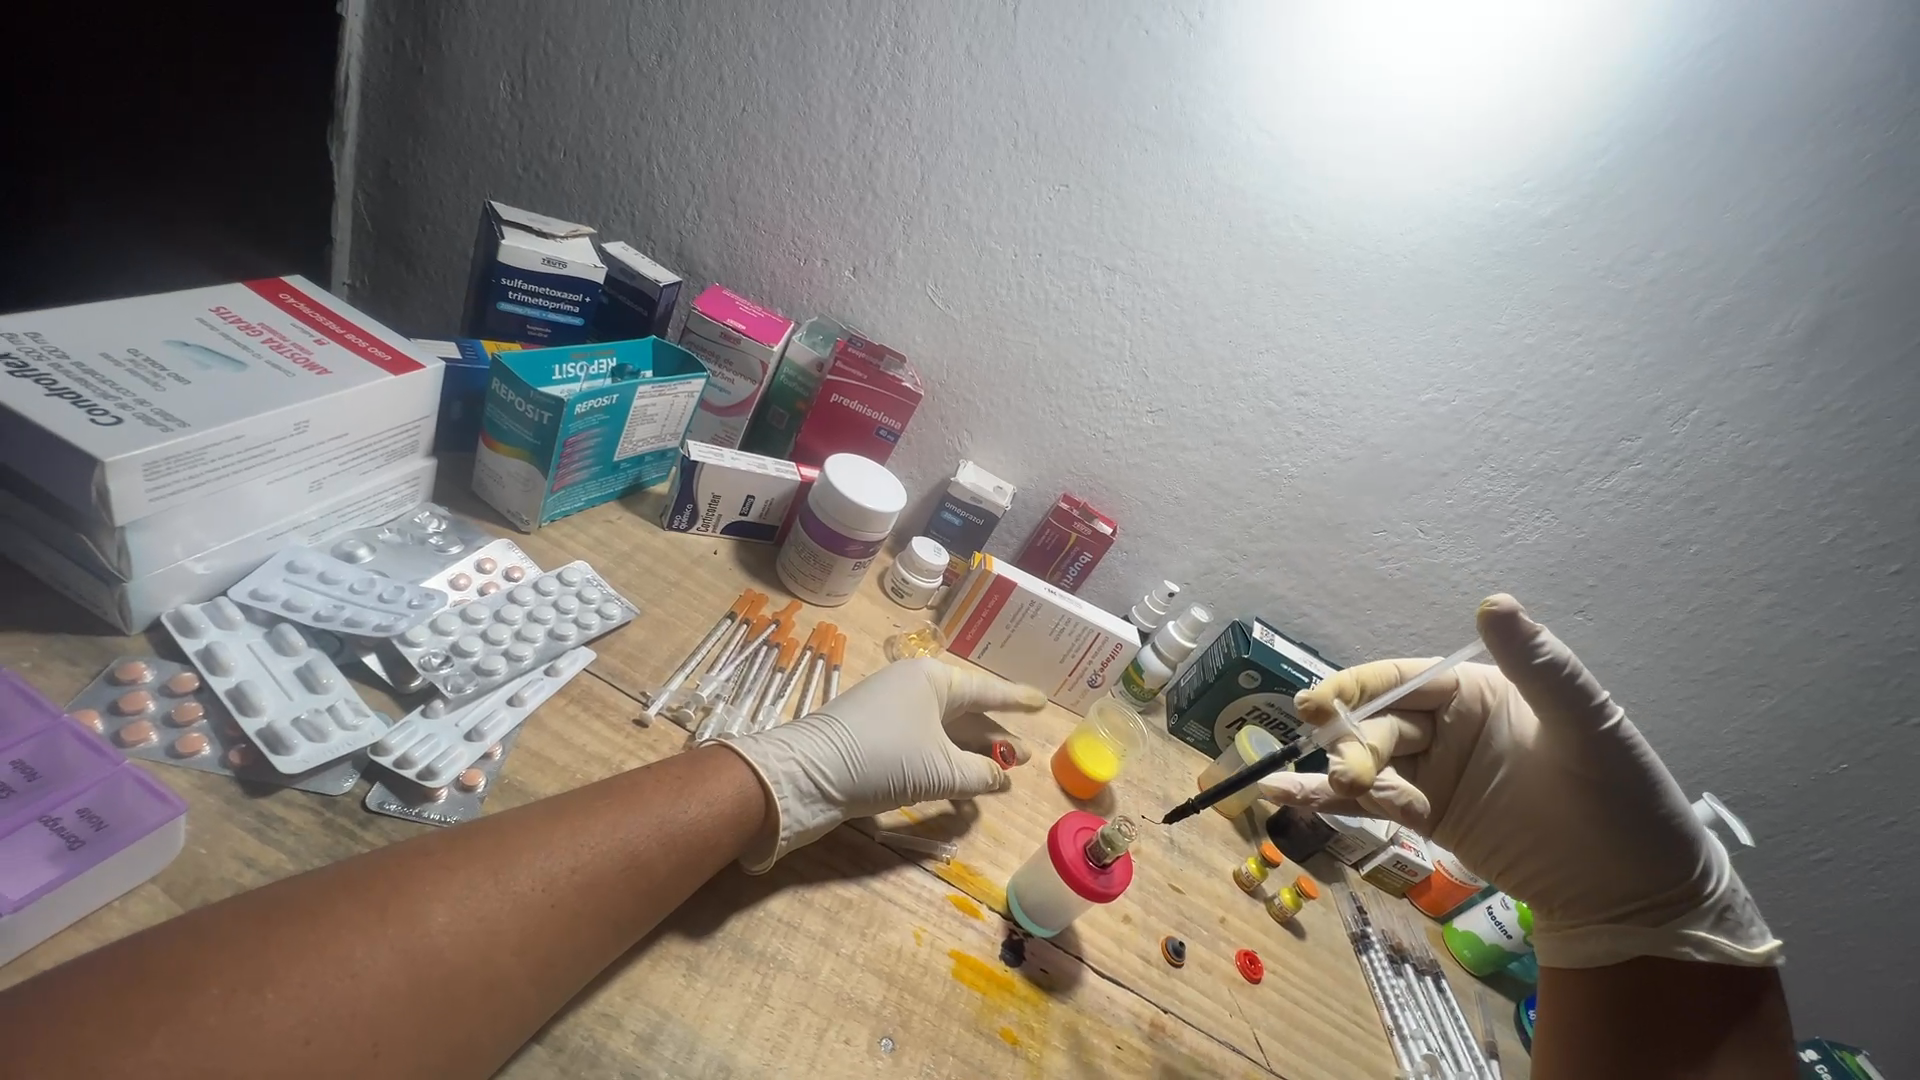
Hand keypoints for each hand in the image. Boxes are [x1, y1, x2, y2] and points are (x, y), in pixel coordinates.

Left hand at [718, 658, 1046, 871]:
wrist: (808, 775)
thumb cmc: (883, 758)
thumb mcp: (940, 769)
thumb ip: (980, 774)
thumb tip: (1003, 777)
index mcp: (932, 680)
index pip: (987, 690)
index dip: (1017, 699)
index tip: (1041, 701)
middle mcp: (914, 688)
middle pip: (967, 711)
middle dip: (995, 735)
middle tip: (1024, 756)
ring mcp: (892, 711)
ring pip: (945, 730)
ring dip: (972, 753)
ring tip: (1001, 773)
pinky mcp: (876, 736)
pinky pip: (924, 744)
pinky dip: (946, 762)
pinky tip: (961, 786)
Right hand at [1258, 594, 1780, 968]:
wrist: (1639, 898)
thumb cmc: (1624, 801)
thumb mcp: (1588, 728)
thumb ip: (1538, 666)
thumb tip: (1494, 601)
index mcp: (1472, 691)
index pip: (1399, 680)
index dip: (1355, 690)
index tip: (1319, 707)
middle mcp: (1441, 724)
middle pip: (1376, 724)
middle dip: (1356, 746)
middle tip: (1352, 775)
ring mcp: (1427, 771)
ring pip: (1366, 761)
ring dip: (1339, 775)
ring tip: (1322, 793)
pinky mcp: (1419, 814)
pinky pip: (1364, 801)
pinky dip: (1322, 798)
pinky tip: (1284, 796)